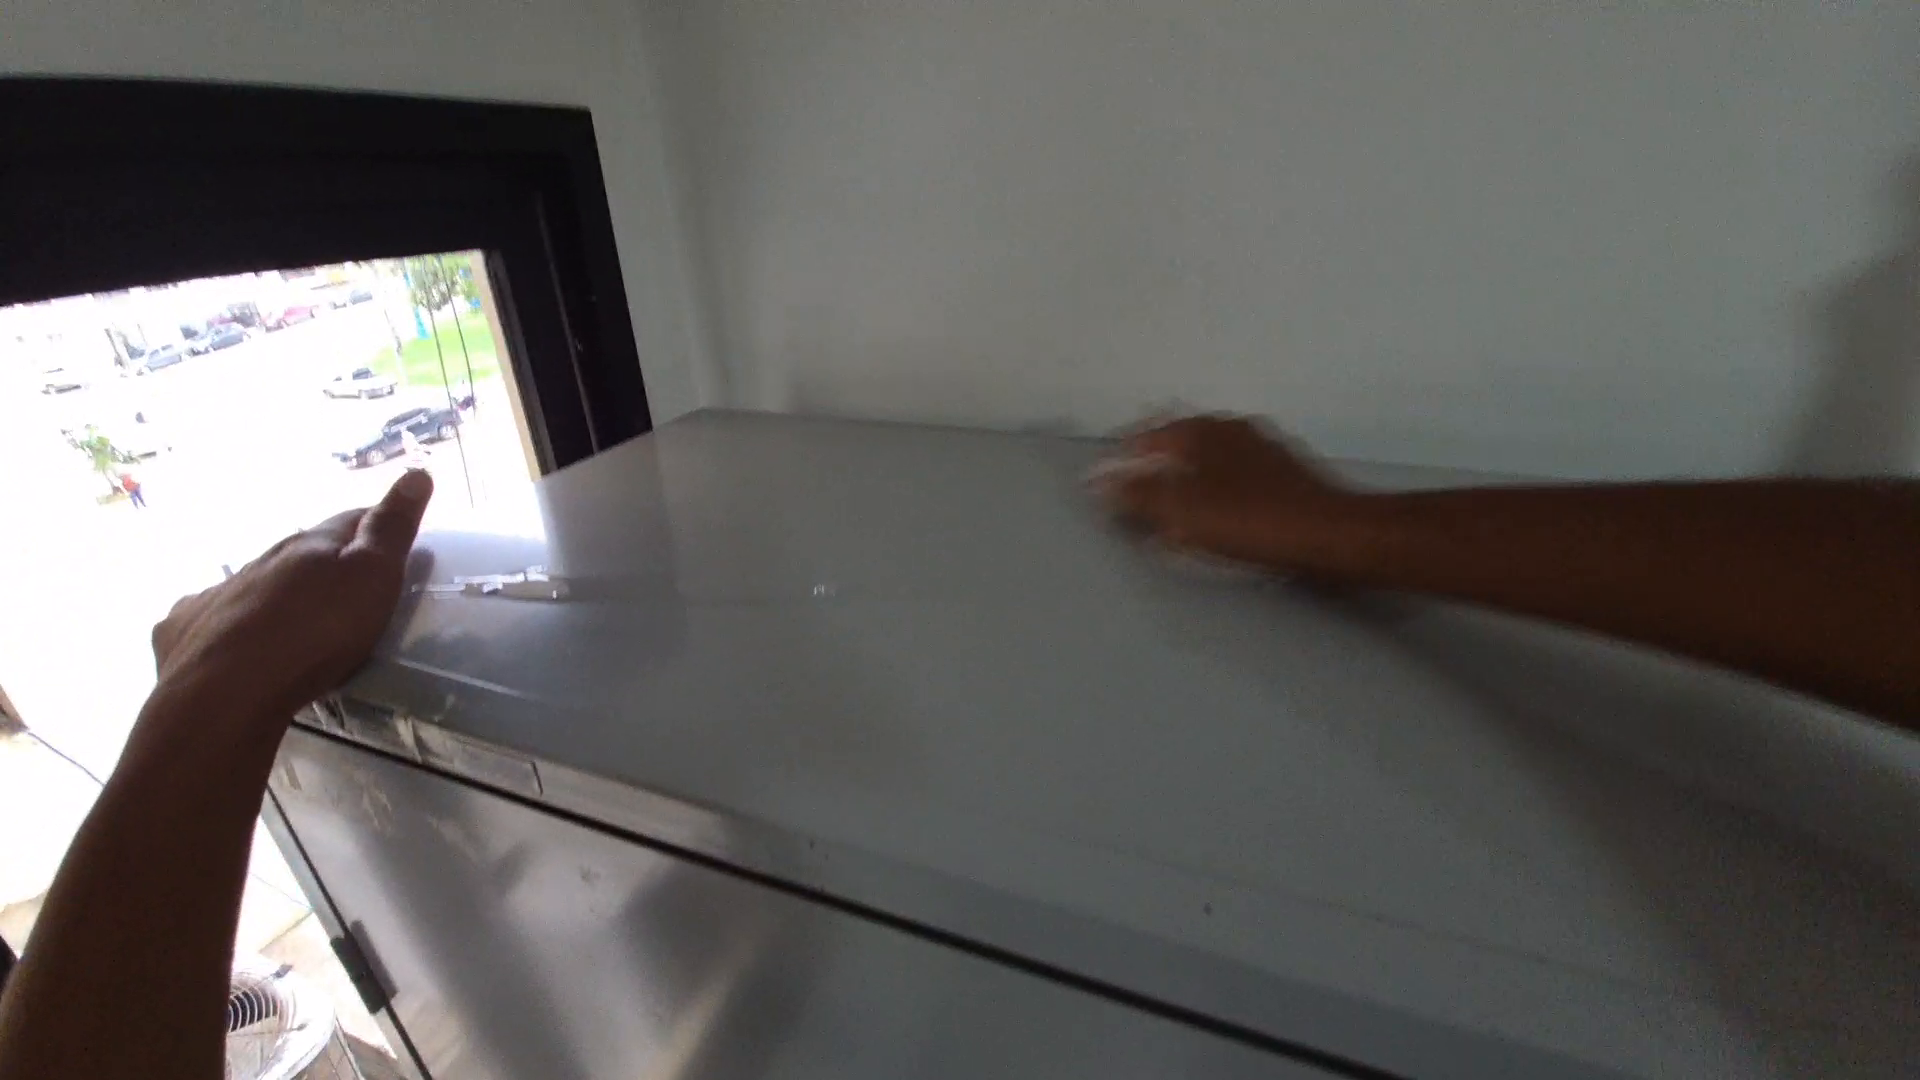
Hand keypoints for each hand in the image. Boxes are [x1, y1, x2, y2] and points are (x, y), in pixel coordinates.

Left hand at [149, 469, 433, 725]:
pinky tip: (242, 637)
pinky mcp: (184, 629)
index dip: (378, 520)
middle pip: (304, 549)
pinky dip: (234, 618)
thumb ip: (392, 527)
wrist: (224, 693)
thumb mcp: (374, 576)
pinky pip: (214, 615)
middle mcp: (262, 559)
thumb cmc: (318, 631)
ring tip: (303, 613)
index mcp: (311, 545)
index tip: (398, 532)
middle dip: (330, 556)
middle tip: (358, 578)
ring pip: (258, 580)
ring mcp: (217, 593)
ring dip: (282, 587)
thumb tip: (417, 472)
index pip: (352, 519)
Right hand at [1094, 415, 1349, 566]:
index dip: (1120, 465)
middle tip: (1138, 509)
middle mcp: (1230, 428)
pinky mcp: (1283, 474)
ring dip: (1184, 488)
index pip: (1143, 438)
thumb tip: (1100, 483)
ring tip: (1173, 521)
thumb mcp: (1179, 510)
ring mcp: (1261, 448)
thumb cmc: (1247, 520)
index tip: (1106, 493)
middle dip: (1153, 476)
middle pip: (1175, 449)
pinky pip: (1232, 480)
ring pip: (1205, 464)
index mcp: (1200, 429)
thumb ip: (1135, 495)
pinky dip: (1214, 497)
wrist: (1329, 536)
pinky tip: (1215, 522)